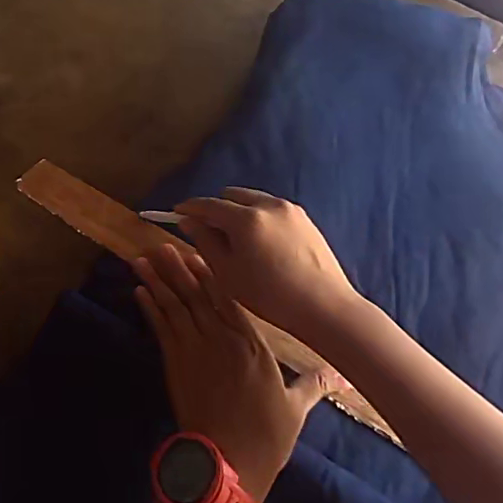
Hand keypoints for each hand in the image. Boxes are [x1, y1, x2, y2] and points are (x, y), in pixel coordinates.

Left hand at [132, 245, 329, 501]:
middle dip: (179, 267)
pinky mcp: (174, 364)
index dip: (212, 274)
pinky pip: (160, 327)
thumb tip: (341, 376)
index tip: (199, 252)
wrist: (228, 463)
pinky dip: (149, 307)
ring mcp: (195, 349)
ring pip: (175, 305)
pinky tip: (139, 290)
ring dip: (158, 280)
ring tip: (143, 258)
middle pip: (197, 294)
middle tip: (164, 244)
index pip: (230, 298)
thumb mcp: (295, 408)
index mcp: (252, 343)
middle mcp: (221, 337)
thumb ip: (314, 385)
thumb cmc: (265, 436)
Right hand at [170, 188, 360, 341]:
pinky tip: (261, 243)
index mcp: (245, 218)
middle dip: (216, 207)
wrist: (325, 307)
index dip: (189, 208)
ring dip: (238, 211)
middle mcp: (268, 204)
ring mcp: (290, 210)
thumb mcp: (227, 272)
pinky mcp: (305, 219)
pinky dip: (258, 217)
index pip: (208, 204)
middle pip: (231, 195)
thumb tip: (189, 221)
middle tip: (208, 229)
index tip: (177, 212)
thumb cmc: (270, 295)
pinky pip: (272, 209)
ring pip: (253, 200)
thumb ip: (204, 241)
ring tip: (236, 237)